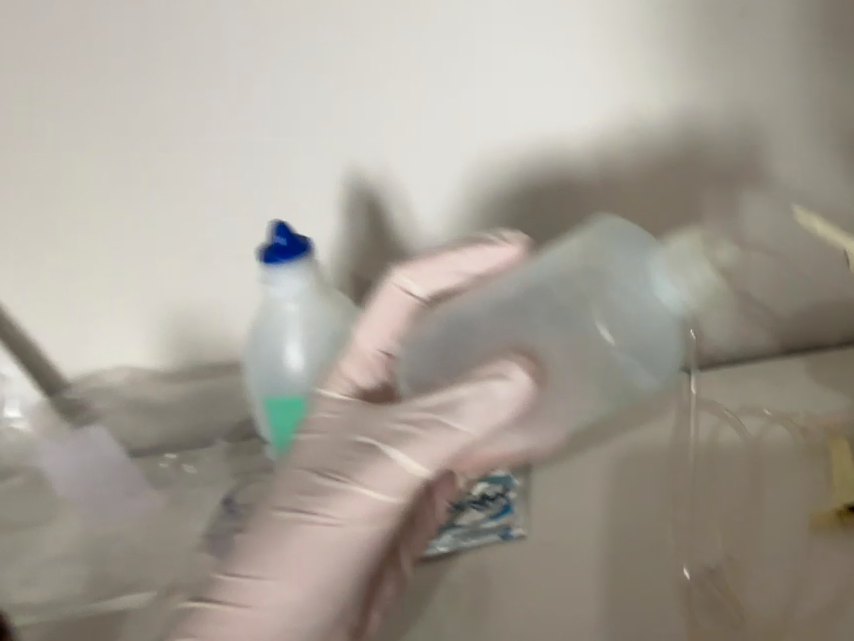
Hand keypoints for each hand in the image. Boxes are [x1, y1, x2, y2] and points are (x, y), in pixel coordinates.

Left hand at [173, 232, 540, 640]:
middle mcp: (390, 393)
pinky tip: (558, 422)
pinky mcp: (432, 480)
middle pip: (447, 329)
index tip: (518, 251)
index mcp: (359, 371)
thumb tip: (531, 366)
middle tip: (553, 290)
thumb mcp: (379, 467)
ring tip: (568, 347)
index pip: (406, 292)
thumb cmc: (310, 537)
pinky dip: (523, 429)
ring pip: (474, 384)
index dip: (460, 261)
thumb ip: (452, 416)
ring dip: (517, 365)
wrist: (285, 639)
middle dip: (497, 303)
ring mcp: (413, 438)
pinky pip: (486, 438)